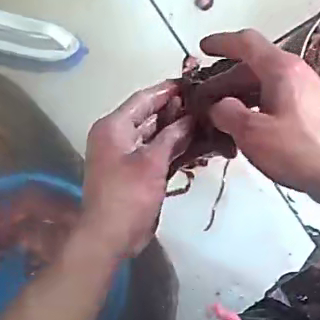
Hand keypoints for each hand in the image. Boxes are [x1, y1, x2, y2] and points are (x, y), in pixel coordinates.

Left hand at [77, 81, 193, 259]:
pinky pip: (158, 154)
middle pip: (151, 116)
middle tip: (208, 104)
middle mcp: (118, 137)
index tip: (195, 83)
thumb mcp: (152, 162)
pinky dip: (175, 151)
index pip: (144, 99)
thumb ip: (172, 136)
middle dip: (178, 112)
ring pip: (157, 136)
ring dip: (180, 132)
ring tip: (209, 123)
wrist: (110, 236)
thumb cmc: (127, 196)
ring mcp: (127, 156)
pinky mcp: (137, 174)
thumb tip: (190, 118)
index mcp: (113, 127)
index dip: (169, 91)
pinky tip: (199, 147)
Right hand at [194, 29, 319, 214]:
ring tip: (219, 123)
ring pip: (264, 88)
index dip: (221, 42)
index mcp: (281, 69)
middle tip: (202, 101)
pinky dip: (256, 112)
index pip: (246, 43)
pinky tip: (247, 136)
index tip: (201, 48)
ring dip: (238, 100)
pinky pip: (277, 104)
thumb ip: (227, 114)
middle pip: (253, 68)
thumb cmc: (300, 151)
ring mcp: (307, 94)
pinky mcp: (313, 115)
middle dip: (224, 81)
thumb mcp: (253, 133)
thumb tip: (219, 106)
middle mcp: (296, 74)